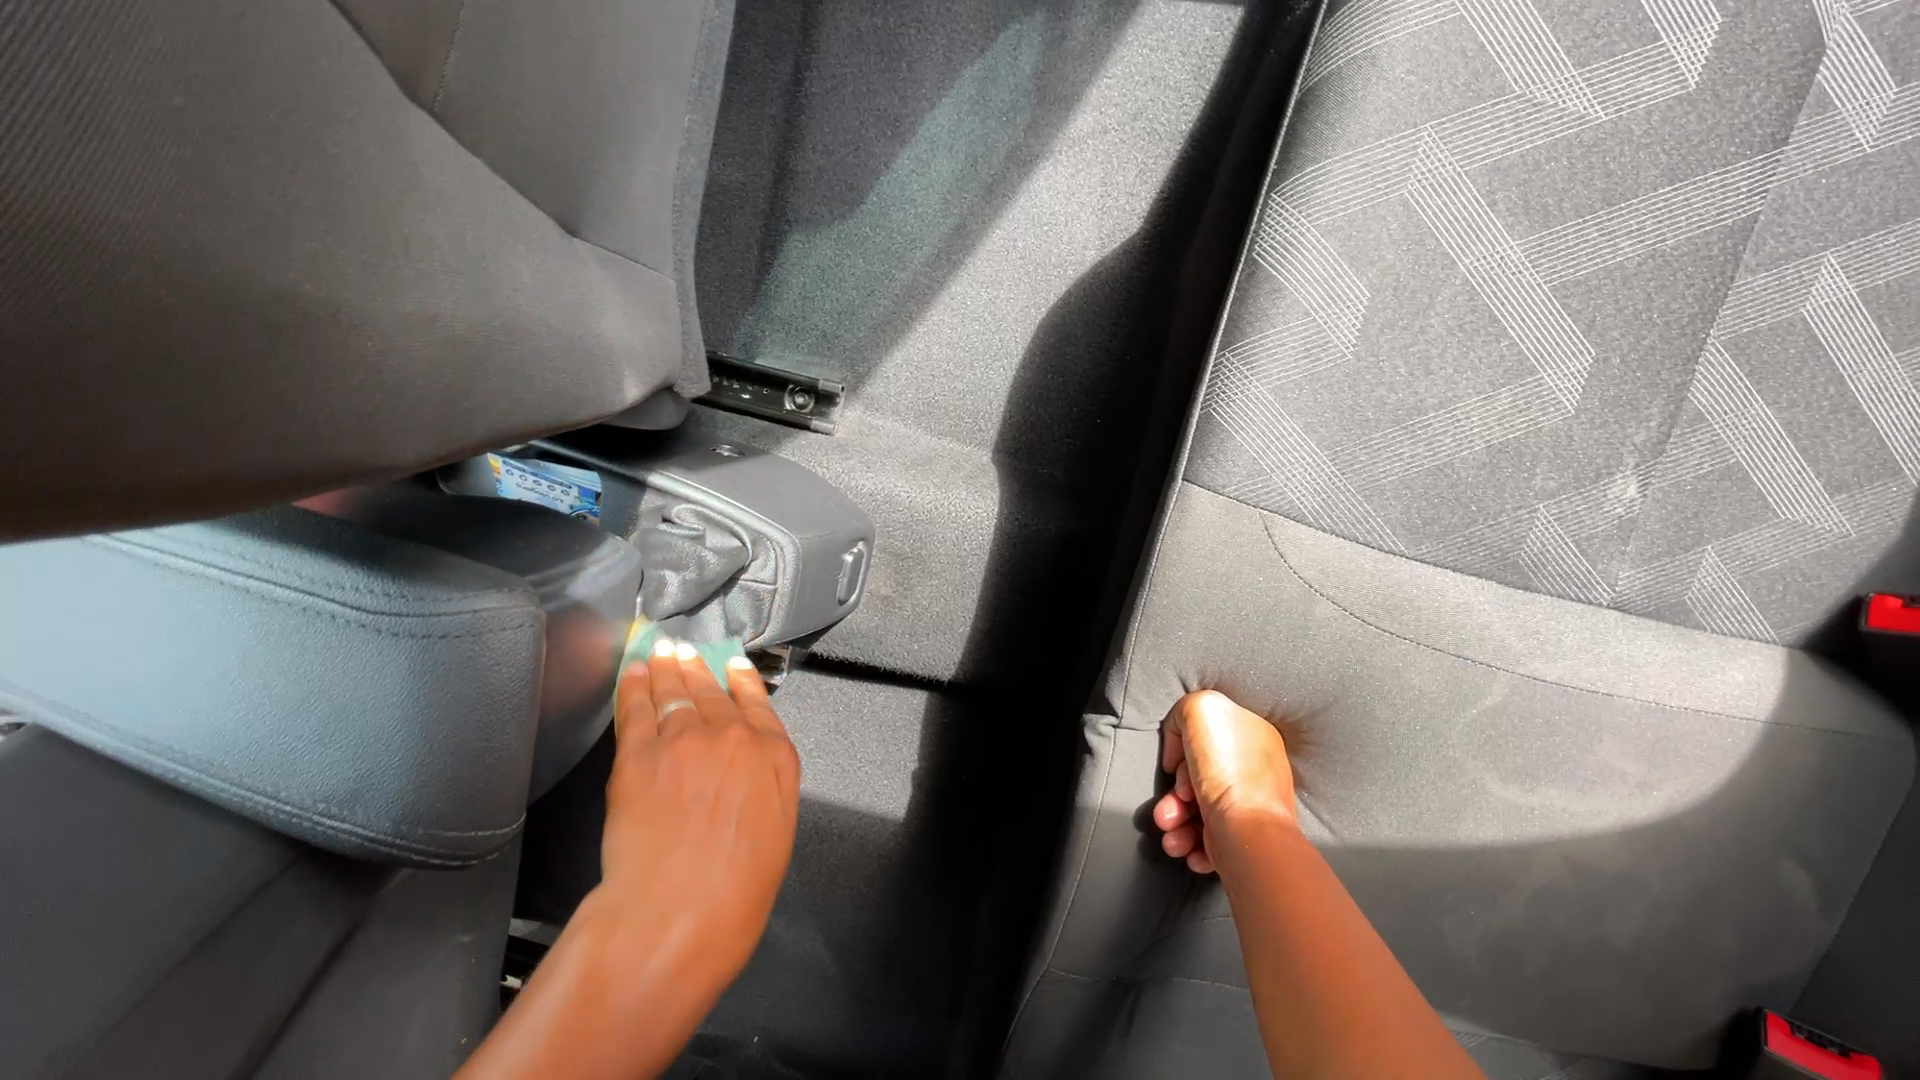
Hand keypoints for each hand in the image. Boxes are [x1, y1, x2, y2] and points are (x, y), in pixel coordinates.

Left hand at [454, 642, 798, 1079]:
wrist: (680, 913)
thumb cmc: (736, 893)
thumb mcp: (775, 835)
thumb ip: (763, 792)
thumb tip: (743, 778)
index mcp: (775, 759)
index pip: (759, 705)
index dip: (744, 680)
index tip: (734, 664)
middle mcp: (735, 738)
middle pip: (713, 691)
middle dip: (698, 667)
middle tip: (686, 650)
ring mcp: (685, 740)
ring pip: (675, 692)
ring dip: (666, 669)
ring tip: (661, 652)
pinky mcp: (639, 754)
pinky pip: (636, 708)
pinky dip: (633, 687)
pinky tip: (633, 675)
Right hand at [1152, 690, 1295, 873]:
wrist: (1247, 834)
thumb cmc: (1229, 772)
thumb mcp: (1201, 709)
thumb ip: (1186, 707)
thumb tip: (1178, 735)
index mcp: (1253, 736)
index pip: (1206, 736)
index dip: (1182, 751)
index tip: (1175, 766)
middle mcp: (1254, 770)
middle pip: (1196, 777)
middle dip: (1174, 795)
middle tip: (1172, 805)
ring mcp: (1250, 806)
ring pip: (1196, 809)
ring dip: (1174, 820)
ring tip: (1171, 832)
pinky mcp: (1243, 837)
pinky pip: (1206, 835)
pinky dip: (1189, 840)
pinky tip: (1185, 845)